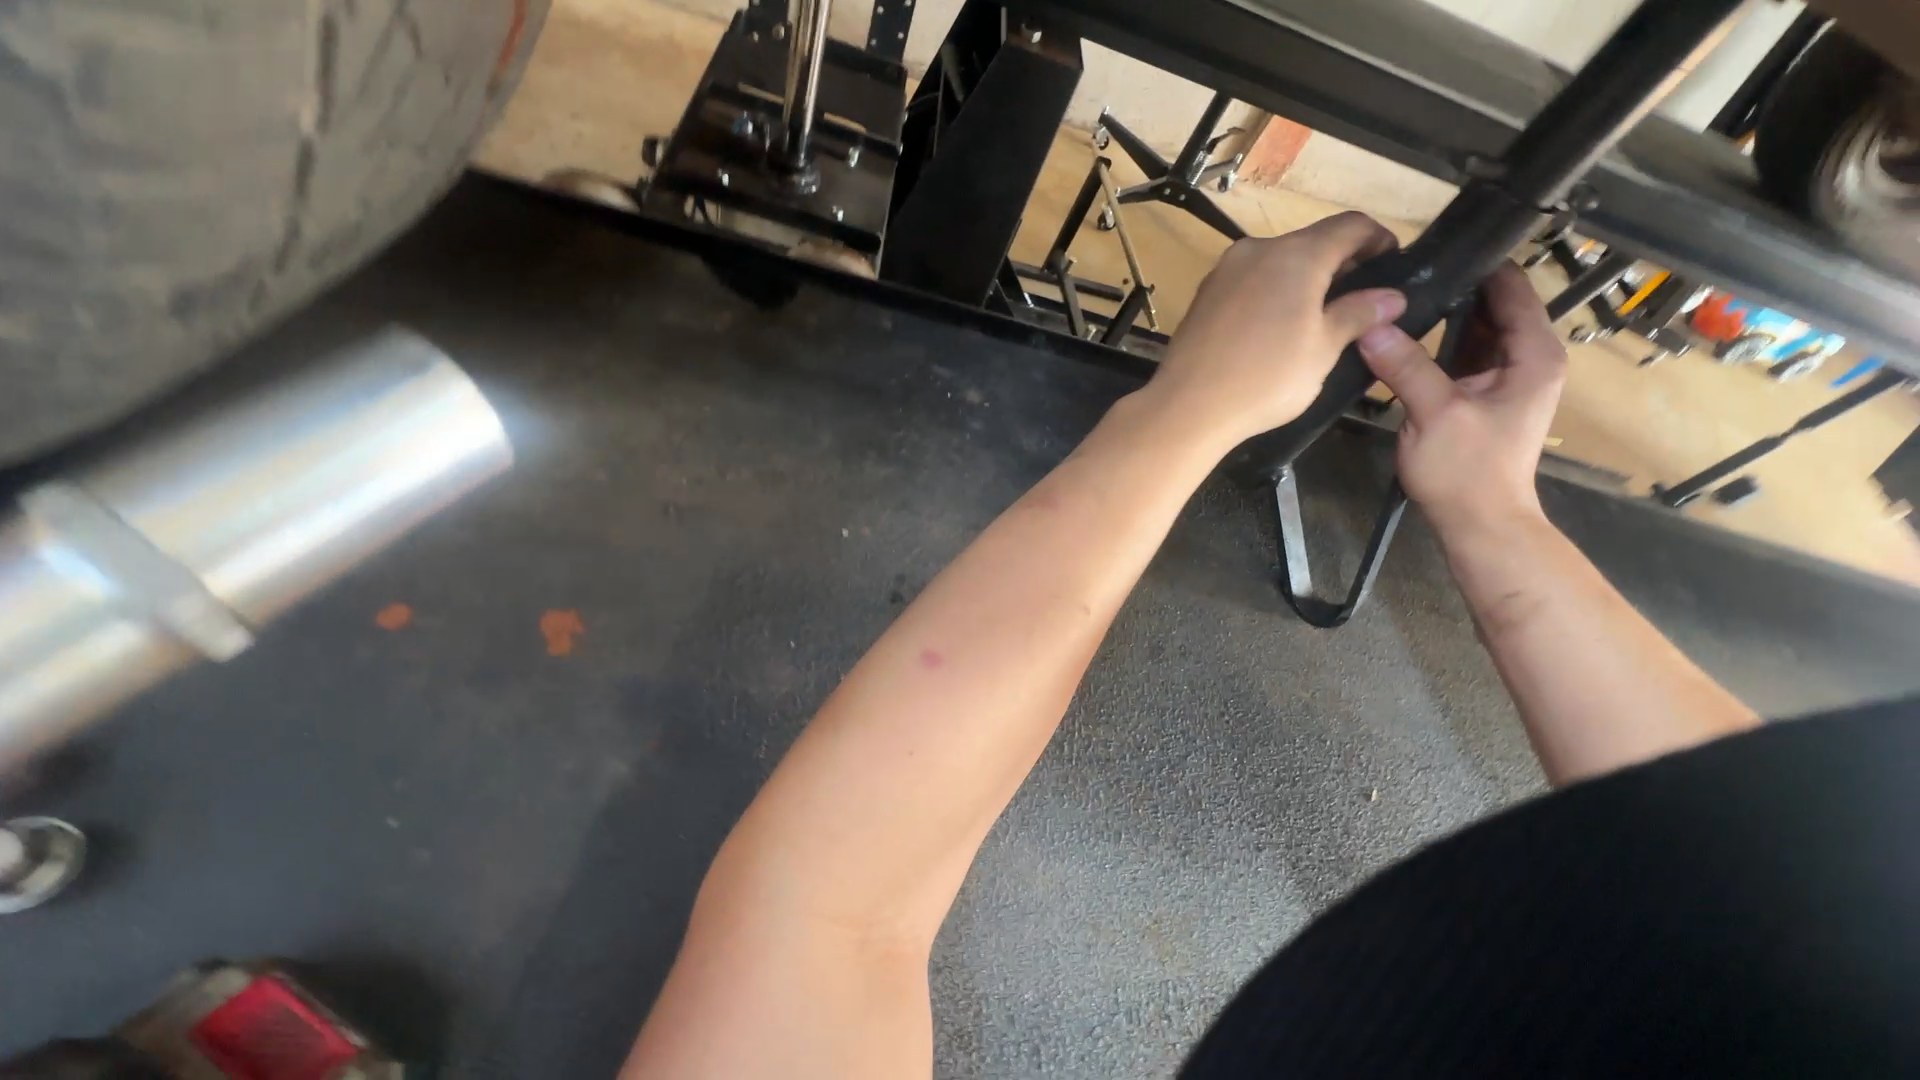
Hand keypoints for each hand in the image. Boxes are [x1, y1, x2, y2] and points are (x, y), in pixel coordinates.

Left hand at [1140, 212, 1406, 448]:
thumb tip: (1392, 297)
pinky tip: (1276, 326)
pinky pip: (1249, 282)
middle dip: (1340, 262)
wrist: (1187, 408)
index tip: (1392, 262)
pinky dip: (1271, 292)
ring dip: (1303, 279)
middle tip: (1359, 297)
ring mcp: (1224, 271)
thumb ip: (1358, 314)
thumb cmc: (1265, 378)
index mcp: (1296, 255)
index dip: (1378, 239)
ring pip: (1277, 262)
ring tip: (1319, 315)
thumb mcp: (1323, 349)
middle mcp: (1257, 250)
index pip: (1350, 226)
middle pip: (1311, 241)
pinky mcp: (1203, 295)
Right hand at [1356, 261, 1565, 537]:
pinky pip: (1462, 353)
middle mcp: (1527, 357)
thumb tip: (1370, 325)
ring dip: (1443, 316)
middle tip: (1403, 274)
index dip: (1477, 265)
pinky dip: (1438, 343)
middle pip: (1493, 304)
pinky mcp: (1482, 394)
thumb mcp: (1433, 413)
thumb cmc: (1468, 470)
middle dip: (1453, 288)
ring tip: (1398, 297)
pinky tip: (1404, 335)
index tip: (1431, 251)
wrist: (1480, 522)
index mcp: (1533, 353)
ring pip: (1474, 329)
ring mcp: (1506, 376)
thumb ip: (1404, 365)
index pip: (1511, 287)